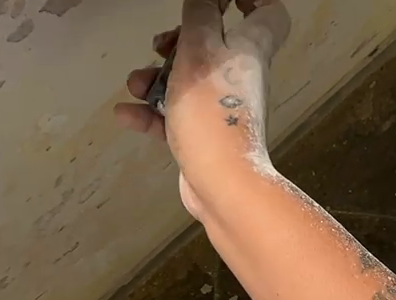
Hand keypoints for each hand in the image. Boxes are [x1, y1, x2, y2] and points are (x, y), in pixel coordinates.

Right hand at [114, 0, 291, 217]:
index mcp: (248, 50)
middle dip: (179, 39)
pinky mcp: (204, 138)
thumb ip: (199, 13)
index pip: (268, 13)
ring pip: (188, 81)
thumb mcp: (199, 50)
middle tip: (162, 45)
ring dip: (156, 78)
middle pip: (213, 46)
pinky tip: (126, 114)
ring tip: (136, 83)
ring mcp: (221, 111)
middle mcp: (239, 78)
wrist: (222, 186)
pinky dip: (151, 114)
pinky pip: (175, 117)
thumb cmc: (212, 114)